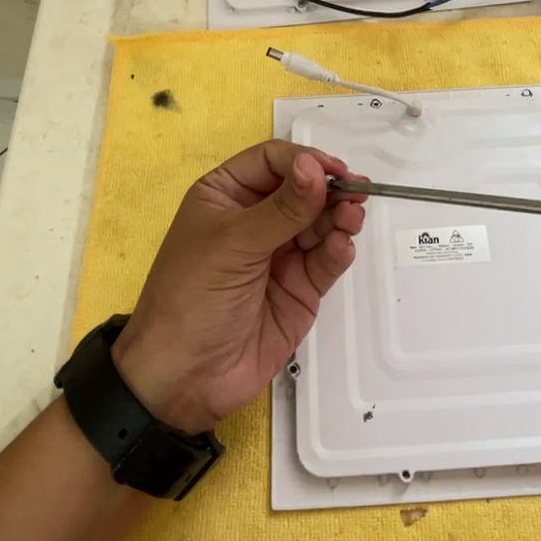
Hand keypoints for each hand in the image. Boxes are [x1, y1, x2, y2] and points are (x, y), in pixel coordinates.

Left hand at [111, 141, 367, 433]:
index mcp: (226, 197)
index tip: (332, 169)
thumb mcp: (233, 244)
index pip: (272, 162)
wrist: (183, 380)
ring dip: (340, 217)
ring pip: (321, 223)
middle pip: (303, 190)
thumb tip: (316, 167)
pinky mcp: (301, 289)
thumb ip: (282, 208)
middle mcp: (255, 220)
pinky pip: (326, 261)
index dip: (303, 161)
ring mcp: (280, 255)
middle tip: (357, 190)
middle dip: (329, 188)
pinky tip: (342, 246)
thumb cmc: (192, 297)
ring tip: (352, 216)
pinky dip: (338, 250)